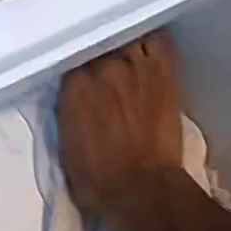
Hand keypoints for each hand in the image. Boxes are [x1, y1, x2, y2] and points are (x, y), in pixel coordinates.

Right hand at [57, 31, 184, 219]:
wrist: (143, 191)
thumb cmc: (100, 184)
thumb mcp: (67, 153)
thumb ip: (68, 119)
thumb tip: (73, 106)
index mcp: (74, 89)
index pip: (72, 64)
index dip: (78, 75)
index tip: (83, 87)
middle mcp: (102, 68)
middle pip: (99, 49)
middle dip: (100, 62)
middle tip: (105, 80)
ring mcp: (135, 66)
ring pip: (126, 40)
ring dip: (124, 51)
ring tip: (126, 65)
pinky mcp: (163, 73)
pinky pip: (158, 41)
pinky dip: (152, 43)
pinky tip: (149, 53)